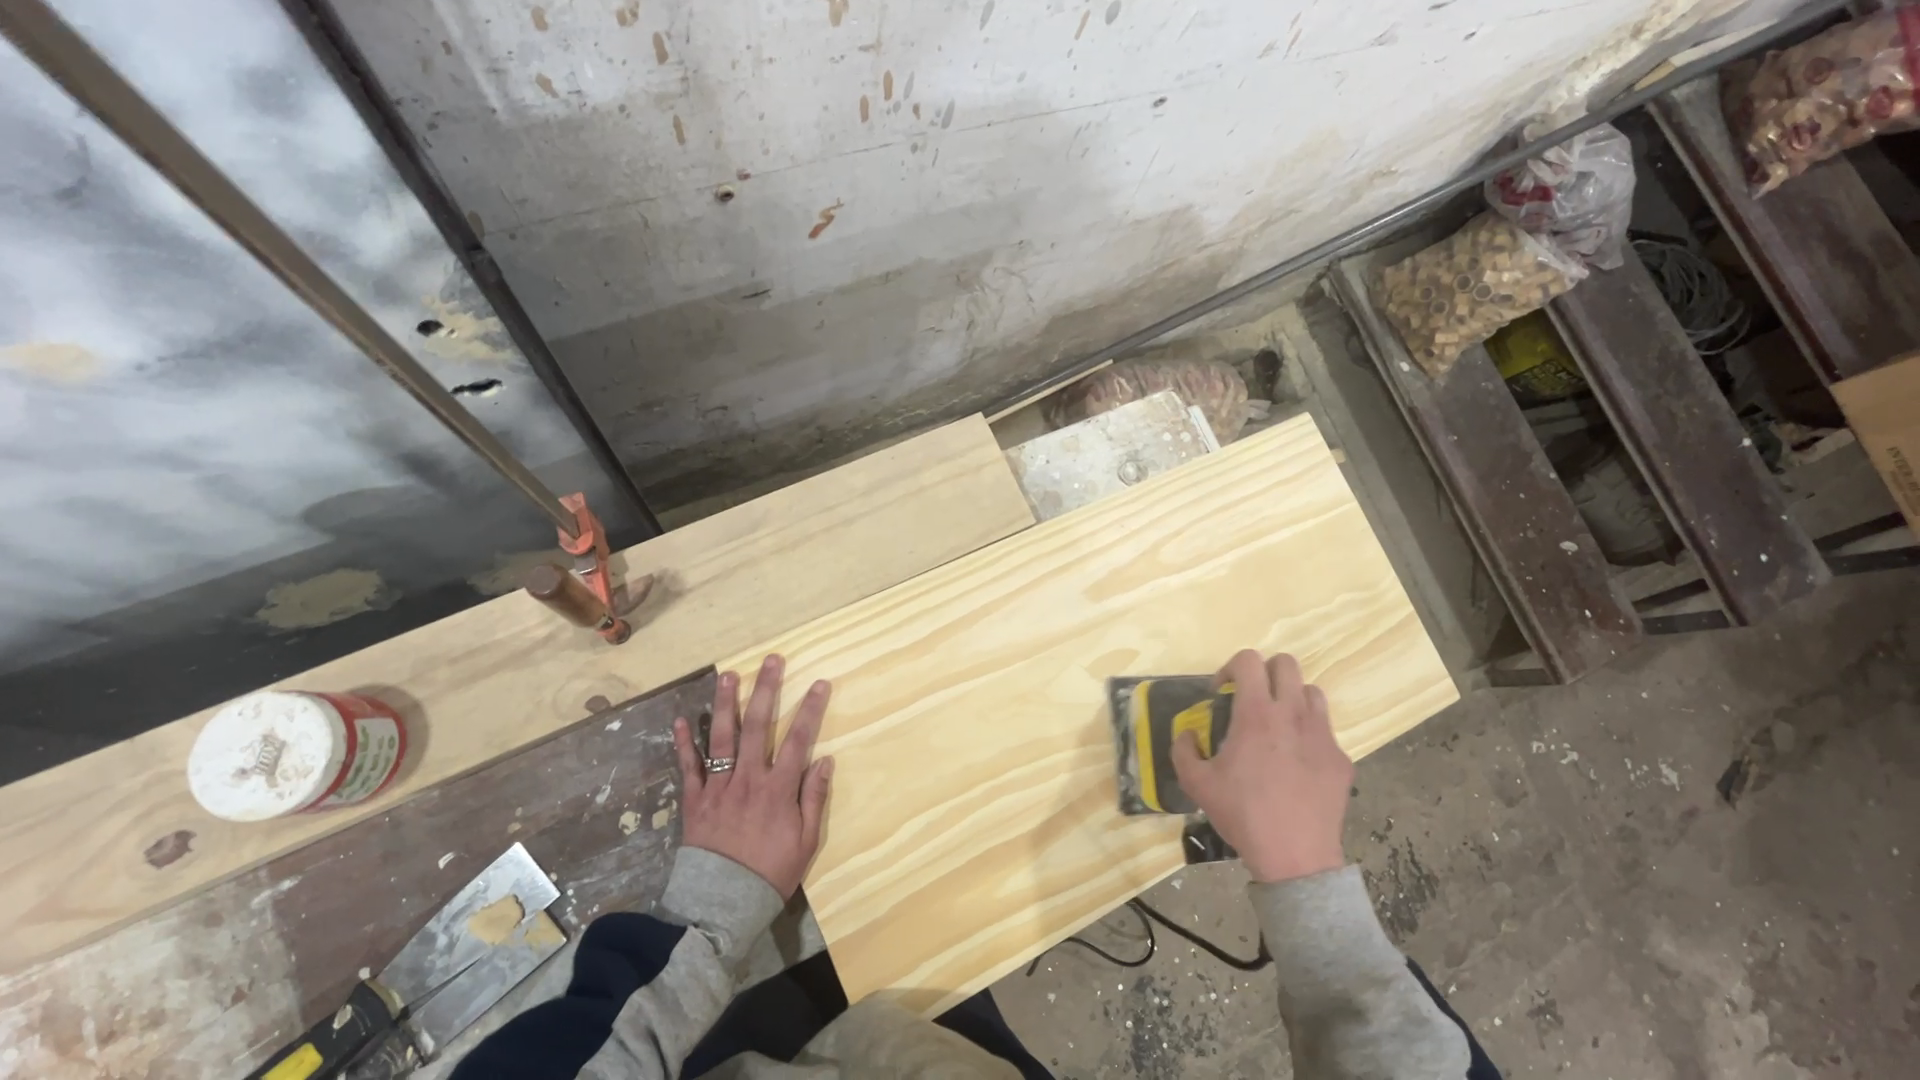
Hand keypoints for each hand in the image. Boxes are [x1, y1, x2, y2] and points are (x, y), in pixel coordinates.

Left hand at [672, 654, 834, 899]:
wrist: (723, 904)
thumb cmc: (772, 873)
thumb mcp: (806, 841)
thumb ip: (814, 798)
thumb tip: (825, 760)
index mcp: (778, 789)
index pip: (798, 740)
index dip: (811, 710)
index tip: (820, 683)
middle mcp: (748, 780)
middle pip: (758, 726)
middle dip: (767, 690)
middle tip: (772, 660)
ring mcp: (718, 788)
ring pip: (721, 738)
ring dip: (725, 703)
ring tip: (729, 674)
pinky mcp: (694, 801)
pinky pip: (688, 767)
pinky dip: (683, 743)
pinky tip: (679, 719)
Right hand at [1171, 650, 1352, 883]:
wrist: (1295, 856)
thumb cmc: (1243, 815)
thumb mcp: (1196, 784)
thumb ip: (1183, 750)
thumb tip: (1187, 734)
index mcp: (1256, 714)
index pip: (1248, 661)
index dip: (1230, 668)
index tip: (1222, 693)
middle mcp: (1293, 714)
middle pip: (1286, 664)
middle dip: (1264, 672)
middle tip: (1251, 698)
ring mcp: (1322, 734)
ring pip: (1312, 692)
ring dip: (1291, 698)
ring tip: (1278, 724)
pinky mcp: (1341, 757)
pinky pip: (1326, 730)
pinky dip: (1309, 734)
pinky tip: (1297, 762)